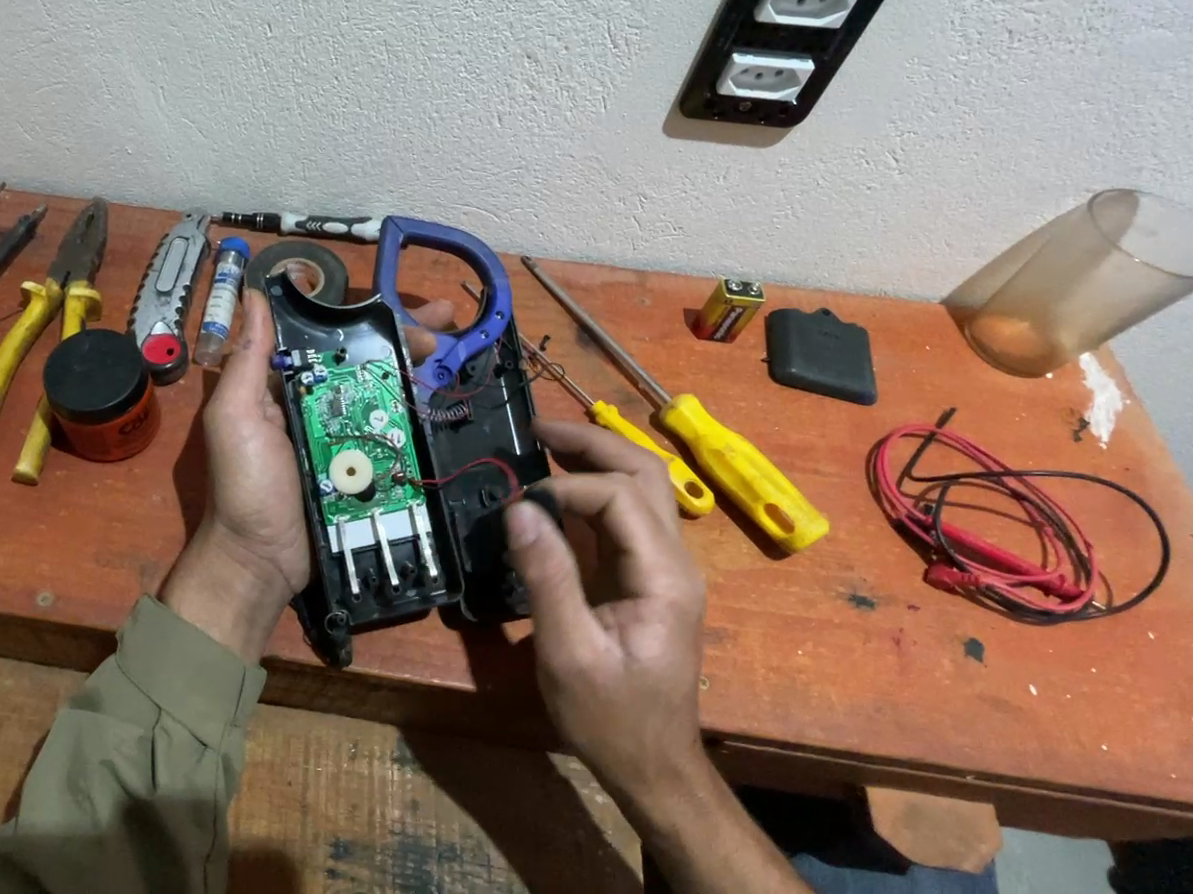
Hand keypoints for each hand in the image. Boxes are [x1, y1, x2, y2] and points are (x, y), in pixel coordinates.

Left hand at [162, 291, 456, 660]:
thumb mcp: (235, 417)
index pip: (327, 337)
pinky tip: (443, 399)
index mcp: (284, 386)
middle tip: (445, 322)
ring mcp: (343, 437)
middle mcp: (316, 404)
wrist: (262, 560)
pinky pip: (393, 433)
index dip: (362, 316)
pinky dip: (416, 414)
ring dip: (417, 369)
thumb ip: (247, 361)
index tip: (397, 303)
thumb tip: (254, 295)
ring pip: (384, 392)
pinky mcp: (364, 468)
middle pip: (364, 359)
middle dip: (403, 337)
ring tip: (452, 351)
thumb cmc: (246, 485)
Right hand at [504, 418, 710, 805]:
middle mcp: (673, 559)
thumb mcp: (568, 653)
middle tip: (536, 428)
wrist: (652, 764)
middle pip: (645, 474)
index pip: (621, 496)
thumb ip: (547, 576)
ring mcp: (662, 565)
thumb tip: (519, 508)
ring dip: (596, 457)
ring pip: (641, 486)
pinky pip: (623, 514)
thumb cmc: (611, 717)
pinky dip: (590, 488)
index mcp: (664, 576)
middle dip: (591, 443)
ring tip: (545, 442)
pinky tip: (556, 484)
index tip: (520, 504)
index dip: (568, 486)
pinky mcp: (645, 575)